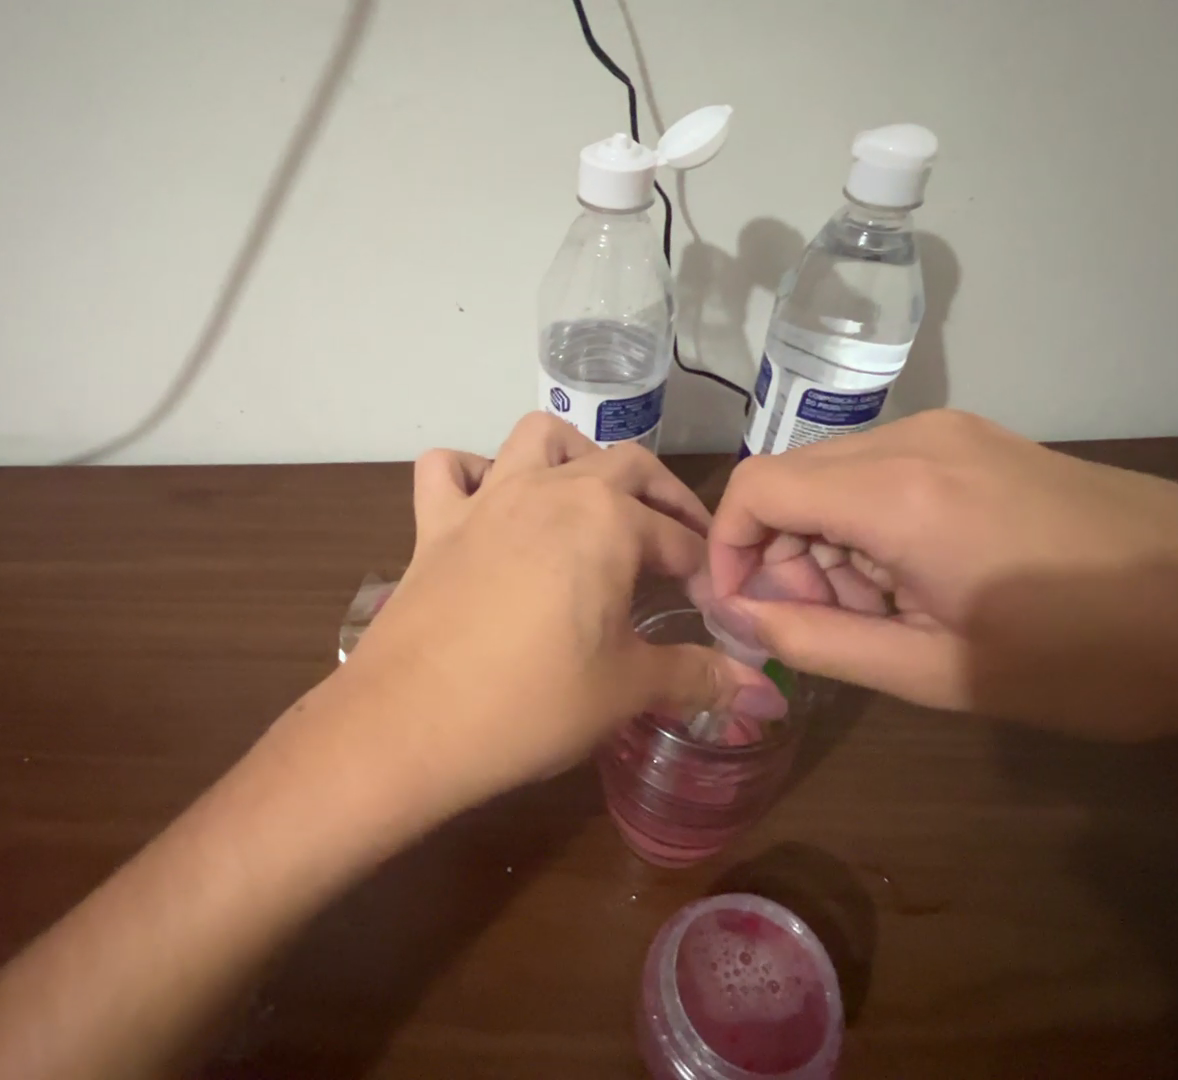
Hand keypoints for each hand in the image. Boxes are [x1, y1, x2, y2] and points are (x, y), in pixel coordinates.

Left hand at [336, 413, 786, 807]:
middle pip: (625, 467)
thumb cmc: (532, 703)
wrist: (409, 725)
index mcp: (608, 520)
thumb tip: (768, 695)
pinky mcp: (435, 524)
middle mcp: (551, 489)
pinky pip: (450, 470)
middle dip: (663, 500)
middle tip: (678, 547)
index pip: (678, 537)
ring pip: (540, 438)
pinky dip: (473, 473)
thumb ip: (700, 678)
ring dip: (575, 457)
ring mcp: (487, 499)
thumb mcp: (626, 690)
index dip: (704, 573)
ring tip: (591, 501)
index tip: (715, 608)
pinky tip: (491, 506)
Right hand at [705, 409, 1177, 742]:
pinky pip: (885, 472)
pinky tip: (924, 579)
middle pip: (792, 480)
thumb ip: (819, 640)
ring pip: (836, 477)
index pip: (756, 488)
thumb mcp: (937, 671)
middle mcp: (915, 438)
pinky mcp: (984, 442)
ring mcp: (956, 432)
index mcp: (897, 492)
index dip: (726, 547)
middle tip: (831, 624)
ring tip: (889, 611)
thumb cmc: (1090, 659)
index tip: (742, 608)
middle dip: (785, 554)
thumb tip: (738, 614)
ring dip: (830, 544)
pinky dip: (871, 526)